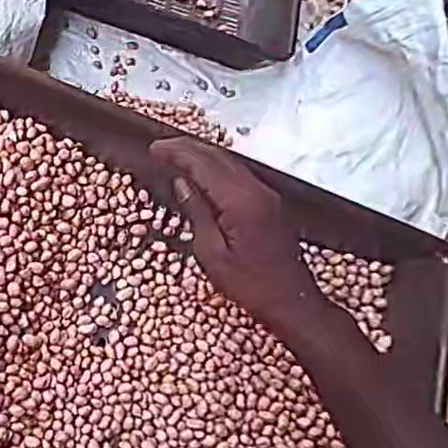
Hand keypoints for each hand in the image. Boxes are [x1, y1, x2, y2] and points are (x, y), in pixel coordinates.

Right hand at [150, 139, 327, 334]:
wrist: (292, 301)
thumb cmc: (249, 285)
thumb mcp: (211, 253)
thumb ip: (197, 212)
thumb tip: (182, 183)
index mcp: (241, 202)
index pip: (204, 164)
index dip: (177, 153)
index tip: (154, 148)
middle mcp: (258, 191)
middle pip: (218, 156)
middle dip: (187, 148)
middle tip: (160, 146)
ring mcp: (268, 196)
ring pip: (230, 163)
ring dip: (201, 154)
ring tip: (175, 154)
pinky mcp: (271, 203)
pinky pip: (239, 175)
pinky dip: (216, 167)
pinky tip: (202, 172)